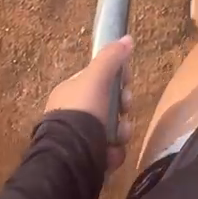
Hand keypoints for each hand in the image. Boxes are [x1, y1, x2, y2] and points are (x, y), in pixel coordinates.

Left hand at [44, 36, 133, 171]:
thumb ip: (111, 57)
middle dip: (122, 107)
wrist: (70, 160)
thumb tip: (127, 38)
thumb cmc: (81, 113)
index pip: (99, 78)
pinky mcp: (86, 160)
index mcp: (70, 93)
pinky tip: (111, 153)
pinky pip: (109, 151)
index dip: (117, 79)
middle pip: (109, 104)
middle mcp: (73, 115)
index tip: (125, 82)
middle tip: (124, 110)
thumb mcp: (96, 78)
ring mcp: (79, 139)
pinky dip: (113, 153)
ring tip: (118, 138)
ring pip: (113, 128)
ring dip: (121, 132)